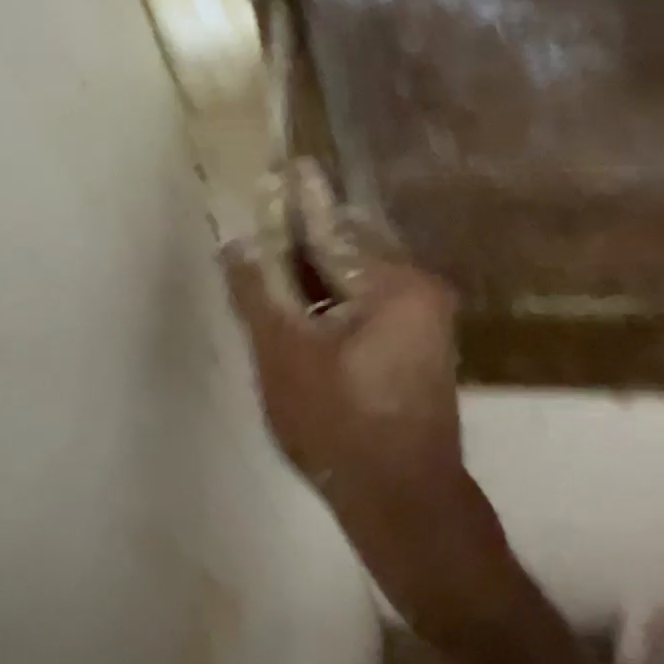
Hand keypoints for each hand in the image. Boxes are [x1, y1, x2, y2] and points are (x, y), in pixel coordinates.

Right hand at [219, 162, 462, 514]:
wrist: (405, 500)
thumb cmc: (341, 426)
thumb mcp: (285, 357)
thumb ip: (259, 294)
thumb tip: (236, 245)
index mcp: (393, 283)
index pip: (333, 227)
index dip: (302, 198)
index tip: (288, 162)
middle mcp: (419, 288)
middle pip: (352, 246)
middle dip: (309, 235)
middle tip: (271, 219)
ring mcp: (427, 317)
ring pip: (363, 275)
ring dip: (322, 269)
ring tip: (280, 259)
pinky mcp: (422, 343)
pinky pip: (374, 300)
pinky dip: (339, 296)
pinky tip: (310, 304)